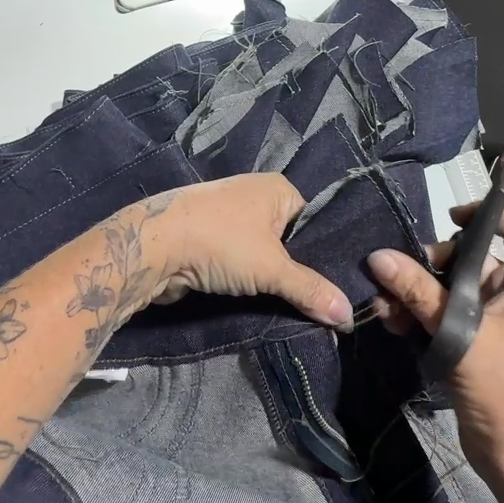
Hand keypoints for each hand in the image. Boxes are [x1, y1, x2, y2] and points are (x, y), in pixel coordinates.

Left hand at [136, 173, 352, 330]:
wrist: (154, 246)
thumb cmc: (221, 242)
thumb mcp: (272, 269)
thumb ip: (310, 291)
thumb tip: (349, 316)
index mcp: (278, 188)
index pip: (316, 222)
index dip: (327, 255)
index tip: (343, 288)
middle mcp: (256, 195)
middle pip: (291, 240)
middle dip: (301, 271)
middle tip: (325, 305)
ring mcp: (231, 216)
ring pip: (265, 253)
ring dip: (274, 278)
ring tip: (300, 309)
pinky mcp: (211, 238)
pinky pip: (243, 261)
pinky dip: (251, 280)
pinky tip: (264, 302)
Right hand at [368, 202, 503, 500]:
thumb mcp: (460, 333)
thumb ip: (420, 292)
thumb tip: (379, 257)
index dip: (489, 213)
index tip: (451, 219)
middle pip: (473, 256)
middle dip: (431, 264)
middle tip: (397, 279)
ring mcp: (495, 320)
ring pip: (453, 288)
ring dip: (418, 293)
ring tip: (385, 308)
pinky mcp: (477, 343)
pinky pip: (447, 315)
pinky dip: (422, 316)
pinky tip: (395, 326)